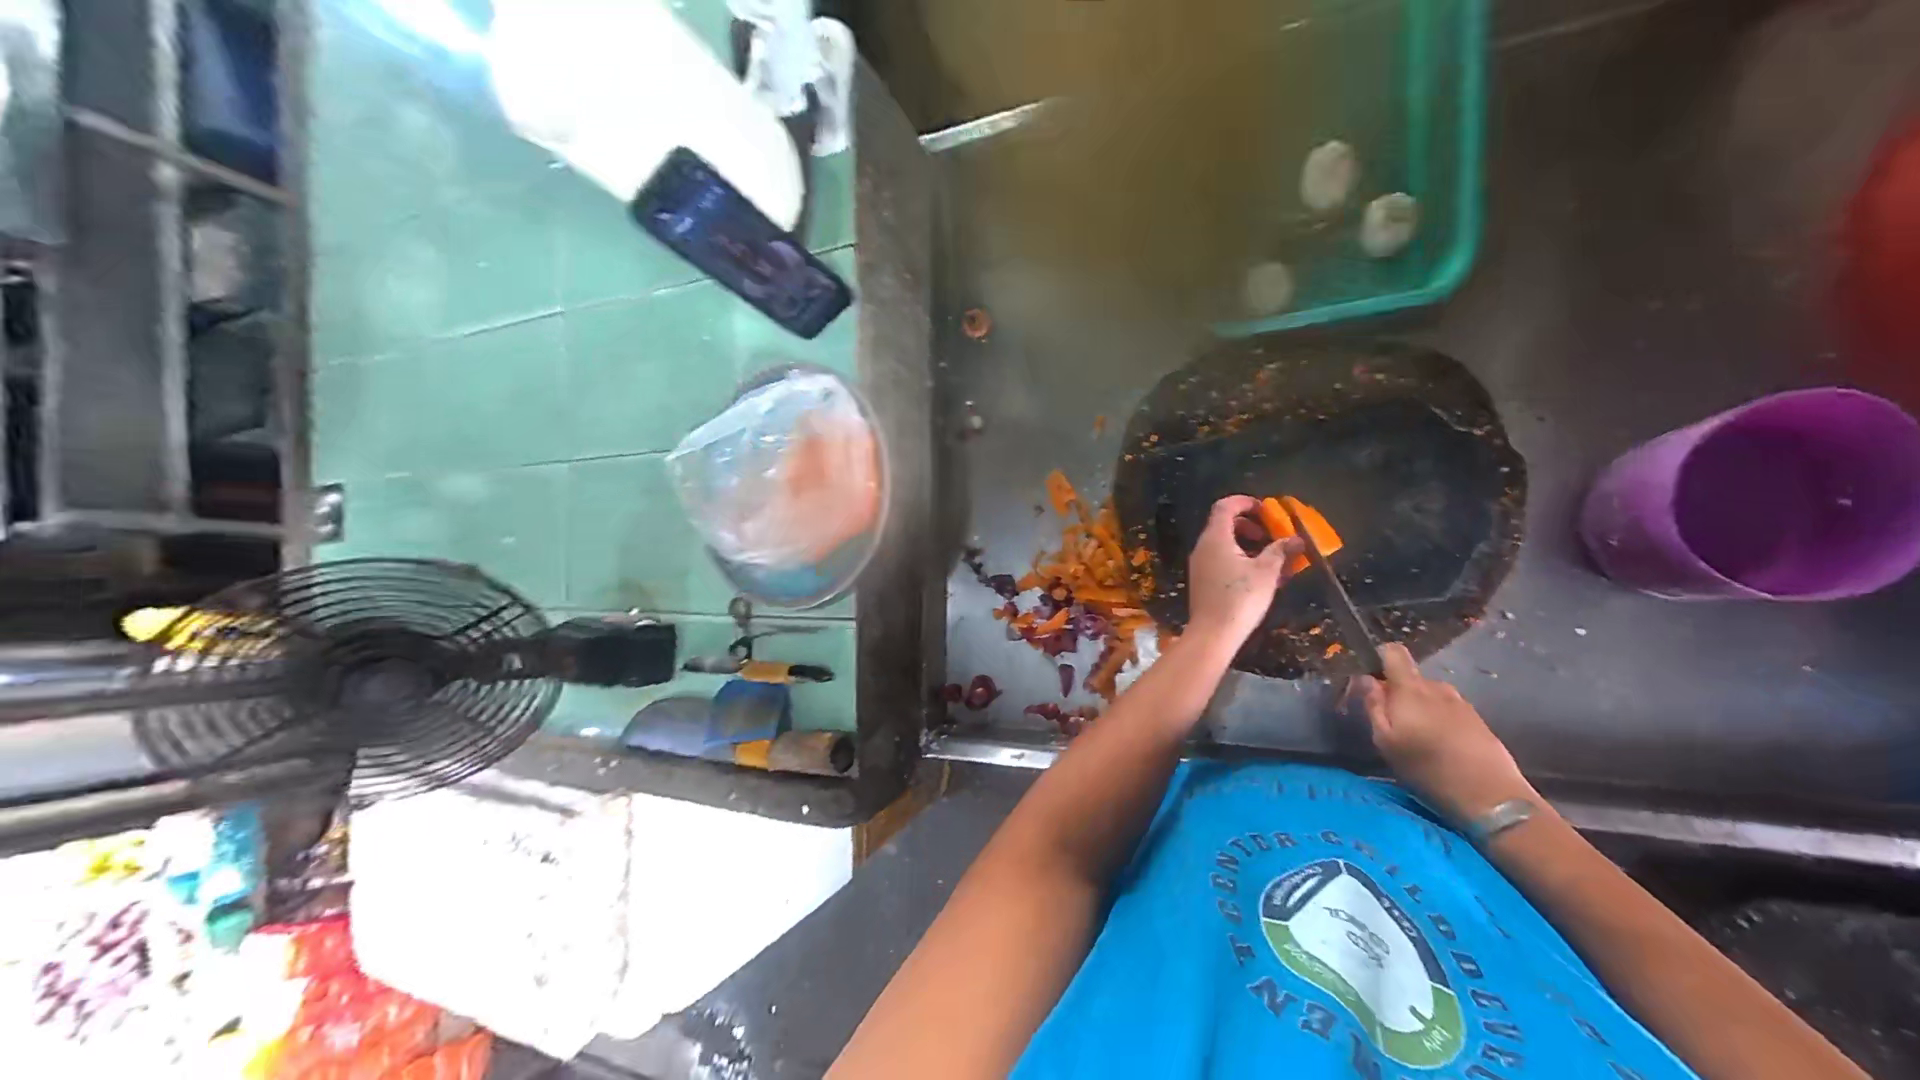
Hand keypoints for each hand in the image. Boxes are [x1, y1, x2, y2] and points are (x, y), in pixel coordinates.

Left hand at [1185, 496, 1303, 648]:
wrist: (1213, 633)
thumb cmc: (1240, 598)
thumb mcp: (1267, 572)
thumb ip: (1281, 551)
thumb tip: (1297, 539)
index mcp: (1215, 538)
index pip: (1225, 507)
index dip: (1245, 502)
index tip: (1265, 508)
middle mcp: (1203, 547)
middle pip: (1223, 524)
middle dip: (1249, 525)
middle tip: (1270, 536)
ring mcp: (1200, 564)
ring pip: (1223, 543)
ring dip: (1247, 544)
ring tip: (1269, 557)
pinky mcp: (1202, 580)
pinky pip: (1220, 559)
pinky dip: (1239, 558)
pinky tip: (1258, 575)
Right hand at [1359, 644, 1534, 824]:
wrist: (1491, 796)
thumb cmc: (1428, 768)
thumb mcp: (1386, 741)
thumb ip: (1374, 706)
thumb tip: (1366, 680)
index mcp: (1411, 689)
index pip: (1394, 653)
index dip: (1380, 659)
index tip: (1372, 680)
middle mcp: (1437, 688)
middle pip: (1410, 678)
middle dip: (1398, 693)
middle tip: (1393, 723)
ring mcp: (1461, 703)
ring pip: (1430, 695)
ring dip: (1419, 708)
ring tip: (1417, 737)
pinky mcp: (1477, 720)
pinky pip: (1447, 709)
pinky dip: (1438, 719)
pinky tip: (1440, 745)